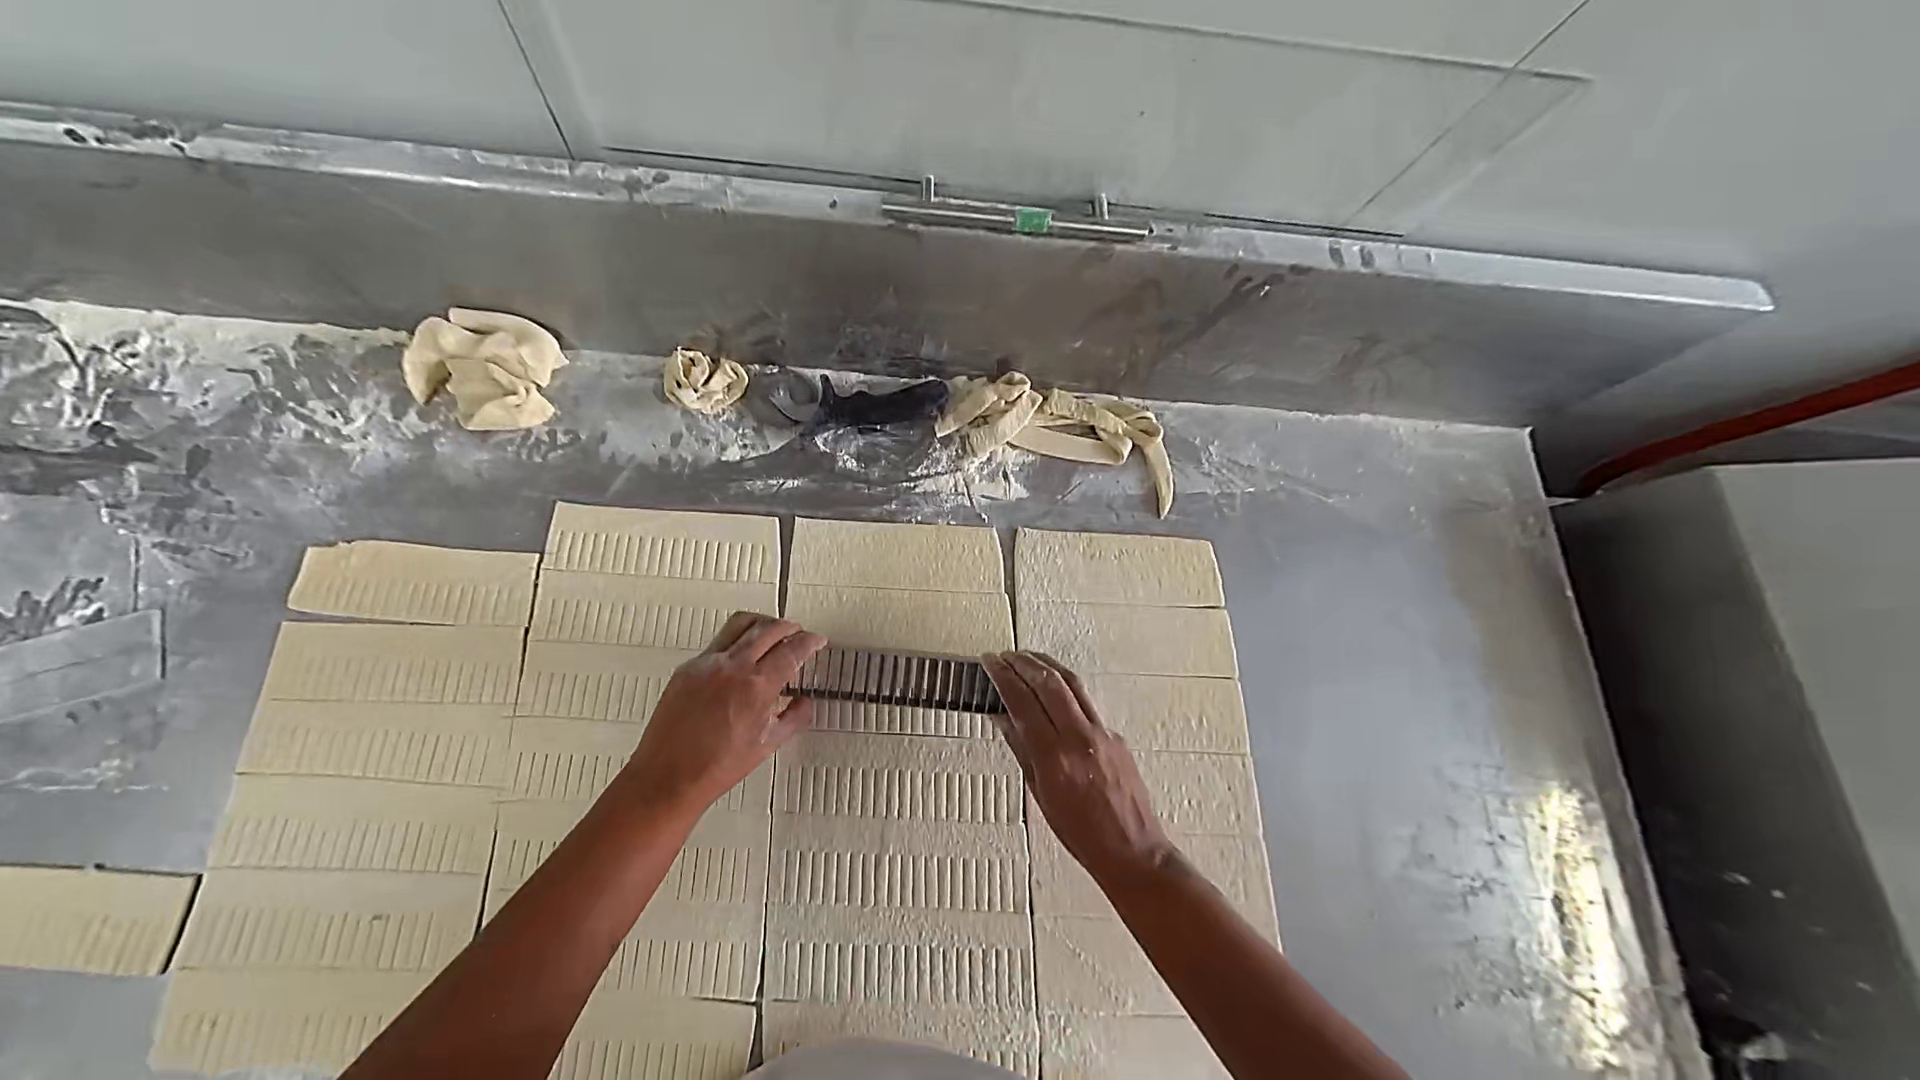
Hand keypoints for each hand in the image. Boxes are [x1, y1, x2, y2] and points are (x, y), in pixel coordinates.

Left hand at [615, 612, 825, 820]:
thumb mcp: (767, 745)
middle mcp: (732, 668)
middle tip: (799, 633)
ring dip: (763, 623)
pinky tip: (741, 654)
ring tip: (771, 632)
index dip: (809, 641)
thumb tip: (804, 704)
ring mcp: (706, 664)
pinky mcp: (687, 668)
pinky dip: (737, 639)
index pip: (792, 649)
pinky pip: (718, 641)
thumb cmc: (711, 767)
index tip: (816, 641)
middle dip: (790, 627)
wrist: (667, 777)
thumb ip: (794, 718)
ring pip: (741, 623)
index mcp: (756, 687)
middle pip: (769, 628)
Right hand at [982, 651, 1178, 886]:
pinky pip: (1087, 701)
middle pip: (1048, 683)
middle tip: (1005, 656)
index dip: (1003, 678)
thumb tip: (1003, 718)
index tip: (990, 664)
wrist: (1131, 851)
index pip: (1022, 703)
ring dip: (1046, 665)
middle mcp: (1079, 740)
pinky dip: (1066, 686)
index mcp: (1055, 758)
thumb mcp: (1040, 794)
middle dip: (1023, 663)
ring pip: (1072, 683)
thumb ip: (1022, 749)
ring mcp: (1102, 735)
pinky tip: (1054, 685)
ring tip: (1028, 658)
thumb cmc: (1083, 835)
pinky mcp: (1115, 736)